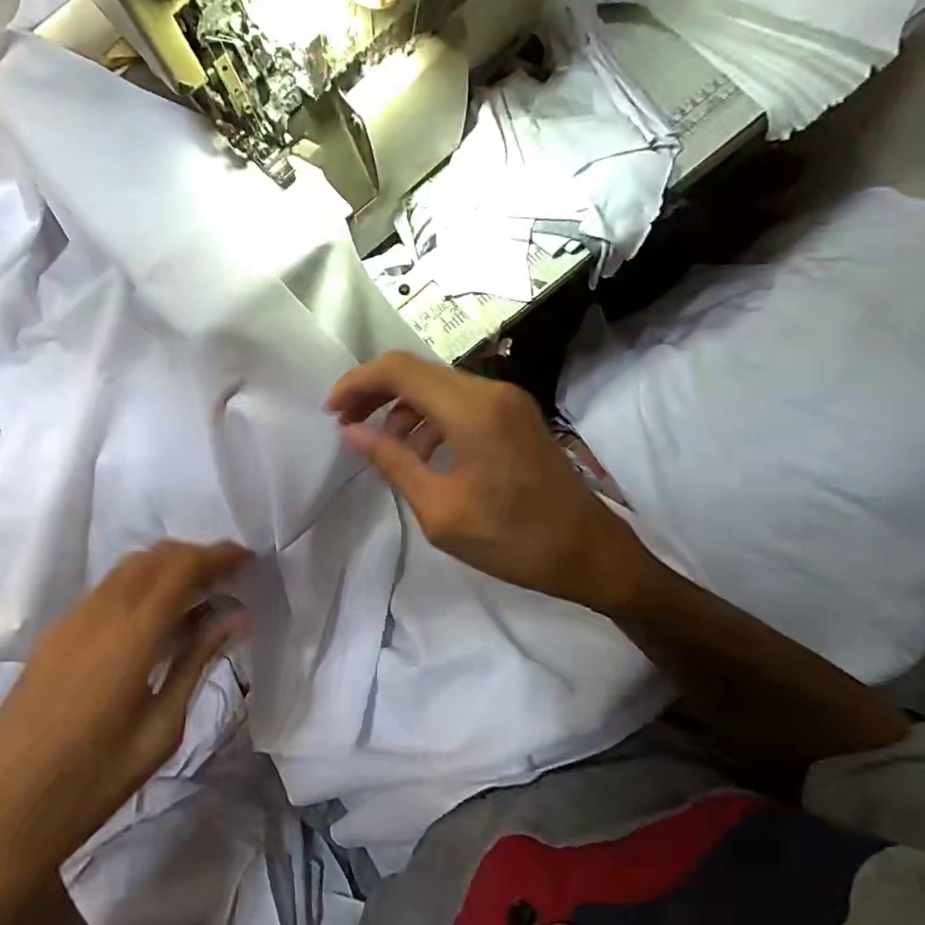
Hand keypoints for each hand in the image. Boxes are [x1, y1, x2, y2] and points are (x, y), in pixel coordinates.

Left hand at [0, 541, 250, 924]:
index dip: (219, 555)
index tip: (248, 560)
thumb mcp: (161, 728)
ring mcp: (72, 619)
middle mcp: (101, 612)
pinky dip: (139, 584)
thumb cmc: (93, 779)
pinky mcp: (55, 634)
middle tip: (227, 579)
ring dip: (166, 567)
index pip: (183, 567)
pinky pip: (107, 588)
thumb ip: (196, 662)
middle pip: (155, 556)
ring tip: (195, 596)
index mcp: (133, 634)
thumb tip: (235, 617)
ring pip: (128, 568)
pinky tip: (151, 620)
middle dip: (195, 556)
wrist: (0, 810)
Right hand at [328, 351, 649, 612]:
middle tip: (347, 424)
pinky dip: (430, 416)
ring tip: (382, 446)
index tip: (332, 411)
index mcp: (472, 411)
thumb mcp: (441, 511)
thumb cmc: (514, 541)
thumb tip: (351, 432)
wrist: (592, 554)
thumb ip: (393, 462)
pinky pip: (460, 400)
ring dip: (402, 406)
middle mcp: (491, 391)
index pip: (400, 370)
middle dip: (375, 392)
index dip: (358, 383)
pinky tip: (422, 452)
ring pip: (437, 384)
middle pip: (417, 371)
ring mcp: (508, 400)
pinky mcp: (516, 414)